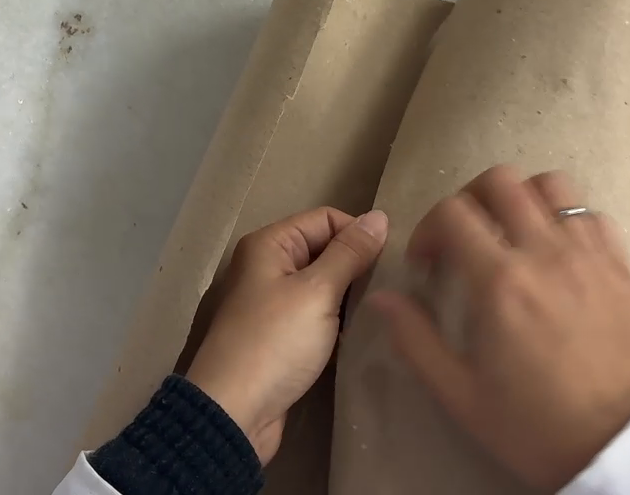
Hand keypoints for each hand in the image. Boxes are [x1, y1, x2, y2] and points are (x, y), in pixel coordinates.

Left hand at [185, 206, 388, 462]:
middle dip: (356, 266)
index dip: (357, 233)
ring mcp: (272, 302)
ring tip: (386, 309)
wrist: (234, 412)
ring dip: (349, 297)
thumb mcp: (317, 292)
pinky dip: (337, 322)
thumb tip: (379, 217)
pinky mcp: (280, 336)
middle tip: (394, 287)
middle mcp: (267, 265)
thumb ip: (349, 254)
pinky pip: (316, 316)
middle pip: (323, 250)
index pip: (325, 219)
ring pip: (323, 286)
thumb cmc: (275, 341)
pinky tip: (363, 333)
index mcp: (270, 244)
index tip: (391, 260)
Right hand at [366, 166, 629, 491]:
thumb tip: (381, 297)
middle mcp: (543, 253)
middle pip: (499, 181)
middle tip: (465, 234)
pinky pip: (592, 213)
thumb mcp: (462, 395)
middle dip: (470, 198)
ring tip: (513, 230)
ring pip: (550, 185)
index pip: (451, 212)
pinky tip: (559, 248)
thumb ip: (415, 339)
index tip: (428, 262)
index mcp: (499, 281)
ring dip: (522, 197)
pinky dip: (568, 217)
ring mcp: (588, 255)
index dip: (428, 228)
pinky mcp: (623, 267)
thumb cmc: (539, 427)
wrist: (629, 455)